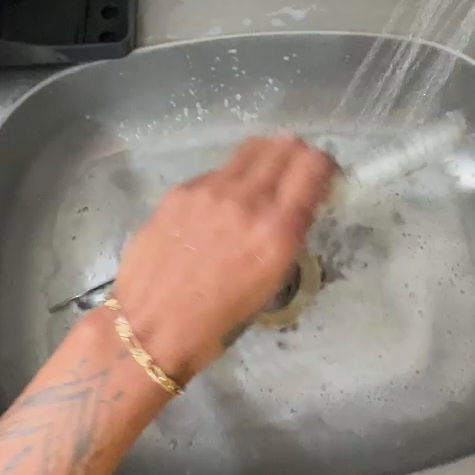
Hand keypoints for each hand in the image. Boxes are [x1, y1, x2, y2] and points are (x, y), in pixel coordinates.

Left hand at [108, 135, 336, 383]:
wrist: (150, 327)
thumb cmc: (217, 321)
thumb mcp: (270, 281)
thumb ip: (286, 232)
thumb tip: (293, 202)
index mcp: (278, 231)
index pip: (313, 167)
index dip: (324, 165)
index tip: (322, 174)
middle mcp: (248, 200)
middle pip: (285, 146)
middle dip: (296, 153)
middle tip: (294, 170)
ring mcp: (210, 190)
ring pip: (250, 150)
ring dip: (264, 159)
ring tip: (259, 180)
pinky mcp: (181, 190)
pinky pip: (217, 171)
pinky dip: (228, 180)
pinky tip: (217, 206)